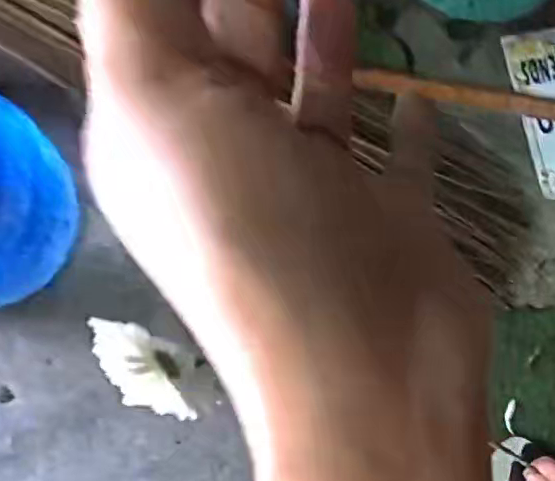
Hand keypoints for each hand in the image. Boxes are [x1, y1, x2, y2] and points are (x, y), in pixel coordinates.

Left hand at [79, 0, 490, 442]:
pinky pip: (403, 162)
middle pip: (238, 37)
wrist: (371, 370)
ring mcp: (330, 197)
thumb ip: (138, 2)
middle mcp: (244, 159)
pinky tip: (416, 96)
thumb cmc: (257, 239)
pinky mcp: (400, 226)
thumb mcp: (156, 99)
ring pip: (322, 92)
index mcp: (164, 128)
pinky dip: (409, 130)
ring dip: (324, 29)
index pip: (157, 8)